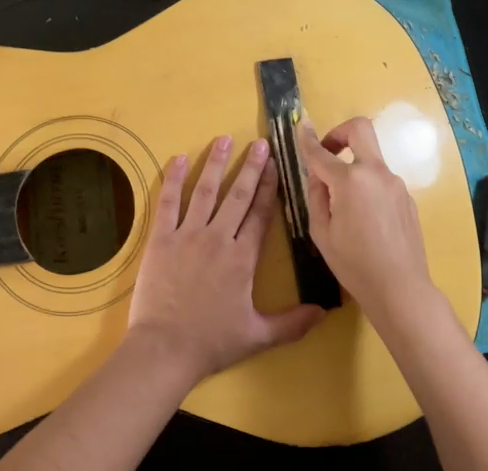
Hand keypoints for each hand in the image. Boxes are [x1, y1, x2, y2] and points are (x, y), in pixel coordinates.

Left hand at [127, 135, 324, 382]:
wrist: (165, 349)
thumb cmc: (211, 343)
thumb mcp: (258, 336)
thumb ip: (292, 323)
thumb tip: (325, 312)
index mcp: (243, 258)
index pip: (260, 214)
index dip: (270, 188)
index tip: (276, 166)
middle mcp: (218, 238)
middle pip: (238, 195)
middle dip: (251, 167)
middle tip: (260, 143)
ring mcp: (188, 235)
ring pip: (205, 191)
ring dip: (215, 163)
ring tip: (224, 139)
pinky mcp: (161, 239)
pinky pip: (168, 202)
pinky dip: (173, 179)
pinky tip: (177, 158)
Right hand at [298, 117, 437, 322]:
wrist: (401, 289)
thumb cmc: (354, 264)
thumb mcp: (321, 232)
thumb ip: (316, 195)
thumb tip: (318, 174)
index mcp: (349, 180)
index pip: (321, 152)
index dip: (307, 138)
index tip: (300, 125)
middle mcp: (375, 172)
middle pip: (360, 129)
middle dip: (340, 132)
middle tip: (328, 151)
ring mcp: (395, 183)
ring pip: (371, 158)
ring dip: (354, 166)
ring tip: (344, 203)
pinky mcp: (407, 197)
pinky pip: (381, 180)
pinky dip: (368, 186)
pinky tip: (365, 219)